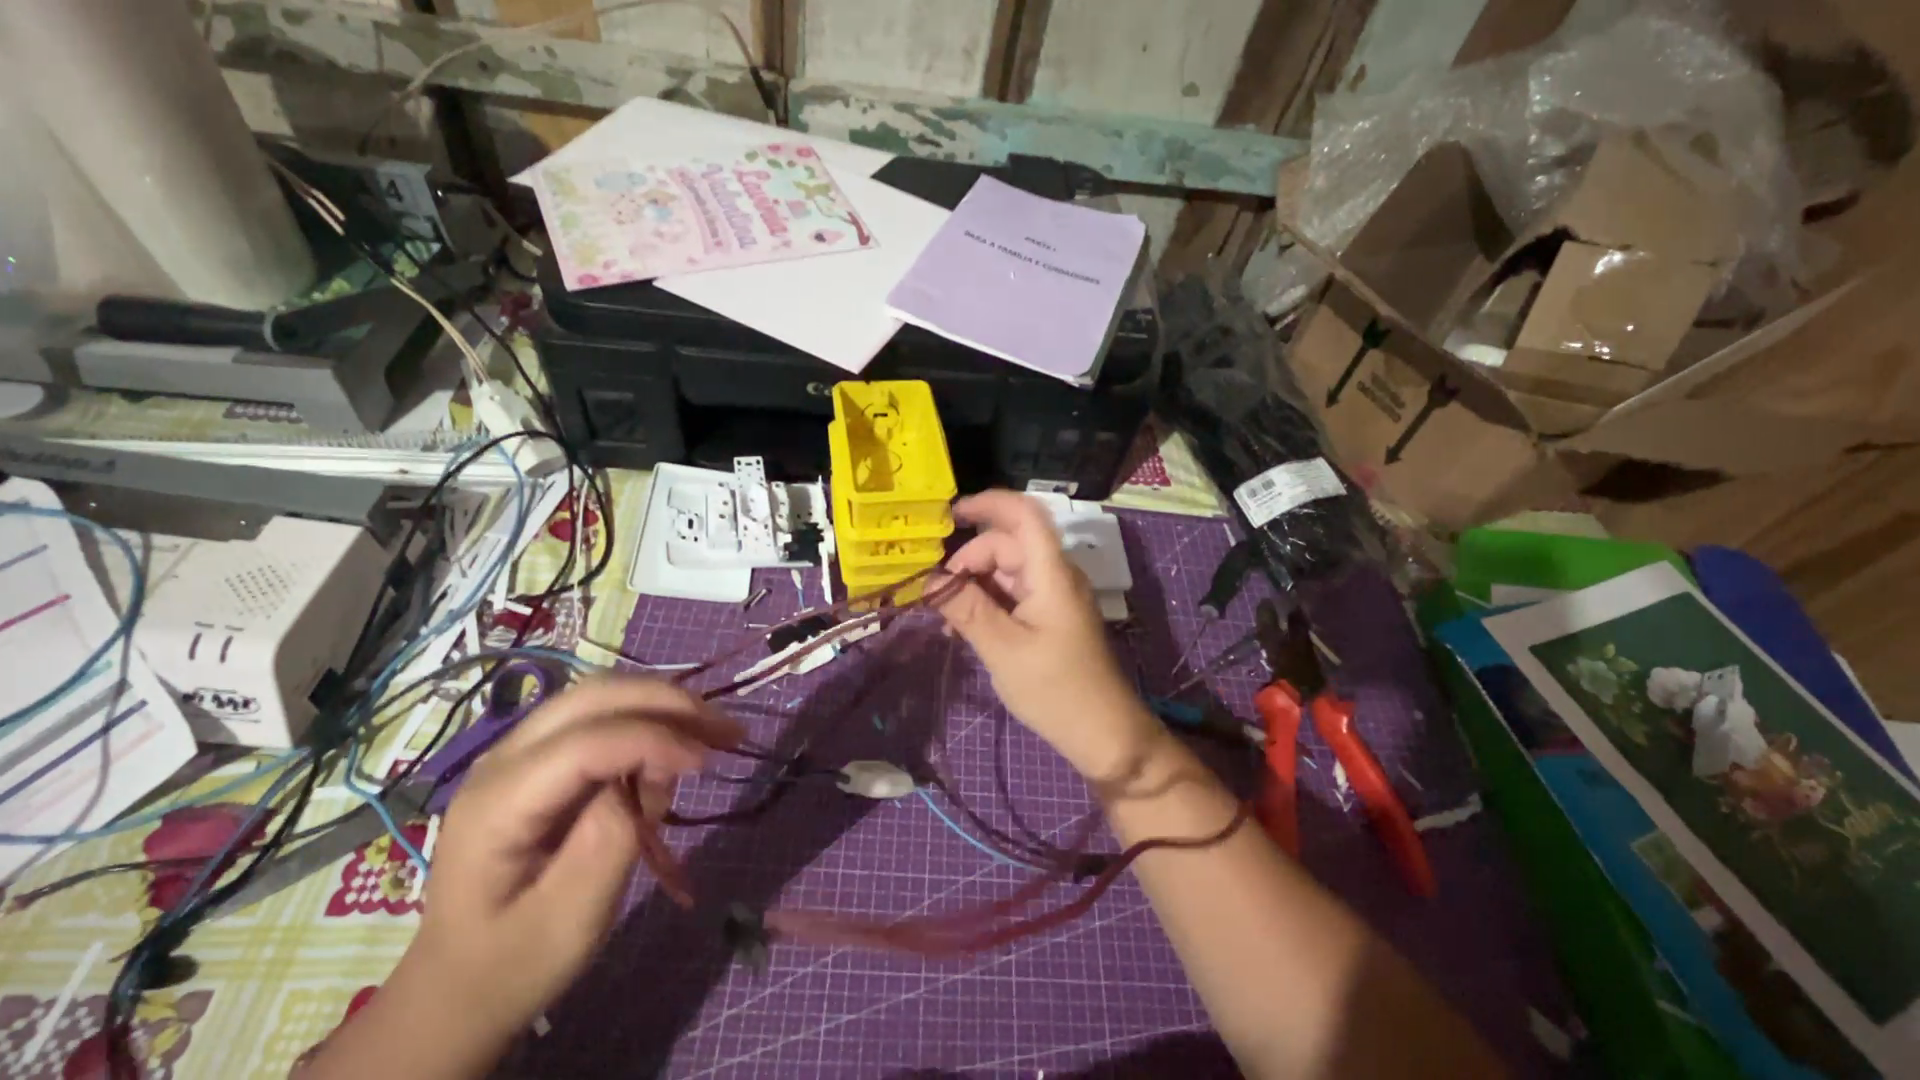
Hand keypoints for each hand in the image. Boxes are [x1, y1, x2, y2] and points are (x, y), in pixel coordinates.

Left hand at [406, 678, 739, 1034]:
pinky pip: (595, 723)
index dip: (654, 739)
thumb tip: (648, 778)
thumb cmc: (513, 966)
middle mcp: (502, 761)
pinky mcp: (535, 767)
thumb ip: (610, 841)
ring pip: (597, 699)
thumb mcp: (570, 921)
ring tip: (713, 736)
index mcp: (498, 802)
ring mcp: (515, 758)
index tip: (710, 762)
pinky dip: (643, 725)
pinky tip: (672, 759)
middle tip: (726, 730)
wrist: (456, 990)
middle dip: (666, 702)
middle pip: (593, 697)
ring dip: (659, 707)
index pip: (588, 740)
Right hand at [934, 491, 1163, 778]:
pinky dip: (987, 602)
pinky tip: (965, 629)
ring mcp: (1054, 597)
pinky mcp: (1051, 618)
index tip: (948, 515)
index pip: (1023, 515)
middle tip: (938, 597)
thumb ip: (966, 608)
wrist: (1103, 733)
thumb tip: (928, 579)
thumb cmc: (1055, 689)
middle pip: (1006, 545)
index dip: (987, 504)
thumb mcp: (1002, 649)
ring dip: (973, 585)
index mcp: (1050, 573)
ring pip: (1006, 571)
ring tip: (947, 621)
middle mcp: (1055, 576)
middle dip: (968, 561)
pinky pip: (1013, 594)